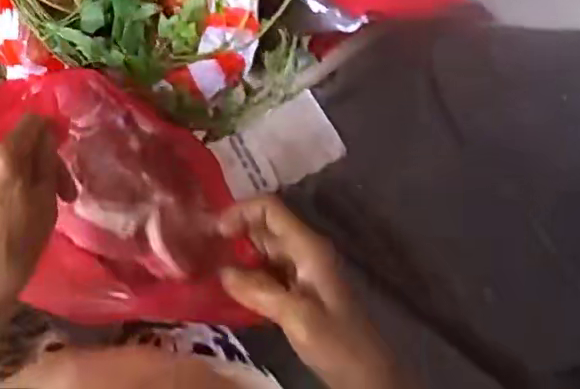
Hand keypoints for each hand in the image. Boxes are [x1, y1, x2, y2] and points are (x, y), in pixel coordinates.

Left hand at [0, 114, 72, 312]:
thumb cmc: (17, 245)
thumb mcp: (45, 203)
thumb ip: (47, 161)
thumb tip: (48, 134)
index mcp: (4, 154)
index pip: (32, 121)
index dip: (53, 131)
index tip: (68, 154)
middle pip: (22, 140)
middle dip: (45, 159)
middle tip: (65, 194)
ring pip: (10, 156)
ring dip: (30, 171)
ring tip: (43, 203)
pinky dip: (13, 179)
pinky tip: (22, 206)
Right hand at [218, 196, 407, 388]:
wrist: (374, 386)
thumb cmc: (341, 347)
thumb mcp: (299, 319)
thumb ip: (259, 291)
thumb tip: (221, 271)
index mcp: (308, 247)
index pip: (269, 208)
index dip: (240, 211)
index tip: (216, 232)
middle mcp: (304, 252)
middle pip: (263, 225)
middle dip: (235, 230)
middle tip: (205, 245)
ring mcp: (302, 273)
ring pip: (263, 249)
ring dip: (239, 253)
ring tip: (211, 264)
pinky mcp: (299, 294)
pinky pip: (267, 272)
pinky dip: (248, 274)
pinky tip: (230, 288)